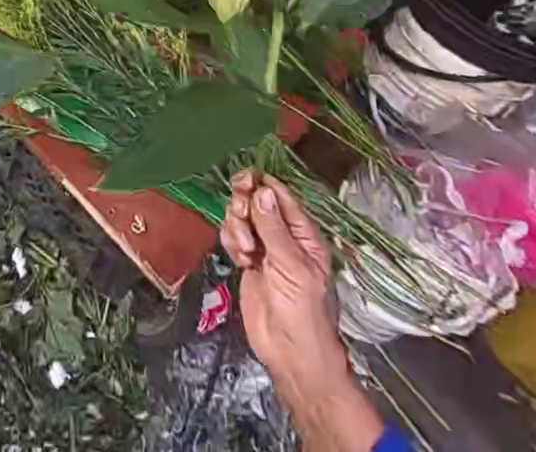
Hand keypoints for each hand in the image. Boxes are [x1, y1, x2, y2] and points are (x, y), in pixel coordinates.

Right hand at [220, 172, 382, 450]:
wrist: (290, 354)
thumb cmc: (303, 310)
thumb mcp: (292, 267)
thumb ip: (274, 229)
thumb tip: (263, 190)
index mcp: (302, 231)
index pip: (280, 195)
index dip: (262, 183)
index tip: (244, 180)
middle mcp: (282, 234)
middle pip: (257, 201)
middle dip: (245, 204)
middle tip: (241, 214)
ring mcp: (264, 248)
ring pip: (242, 218)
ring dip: (238, 227)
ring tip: (246, 251)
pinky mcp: (248, 262)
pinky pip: (234, 237)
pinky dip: (232, 241)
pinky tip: (241, 259)